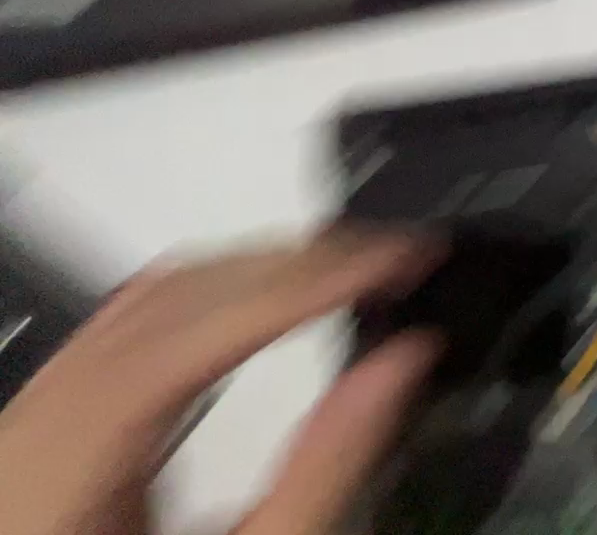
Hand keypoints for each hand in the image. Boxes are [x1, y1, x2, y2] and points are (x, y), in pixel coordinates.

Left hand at [0, 231, 440, 534]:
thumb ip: (326, 468)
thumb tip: (403, 360)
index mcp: (49, 495)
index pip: (178, 347)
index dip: (299, 288)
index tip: (394, 261)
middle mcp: (21, 446)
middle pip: (173, 300)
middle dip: (306, 262)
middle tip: (398, 256)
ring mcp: (32, 421)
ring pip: (161, 291)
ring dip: (277, 263)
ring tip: (362, 263)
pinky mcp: (63, 410)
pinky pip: (143, 309)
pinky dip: (235, 280)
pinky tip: (293, 283)